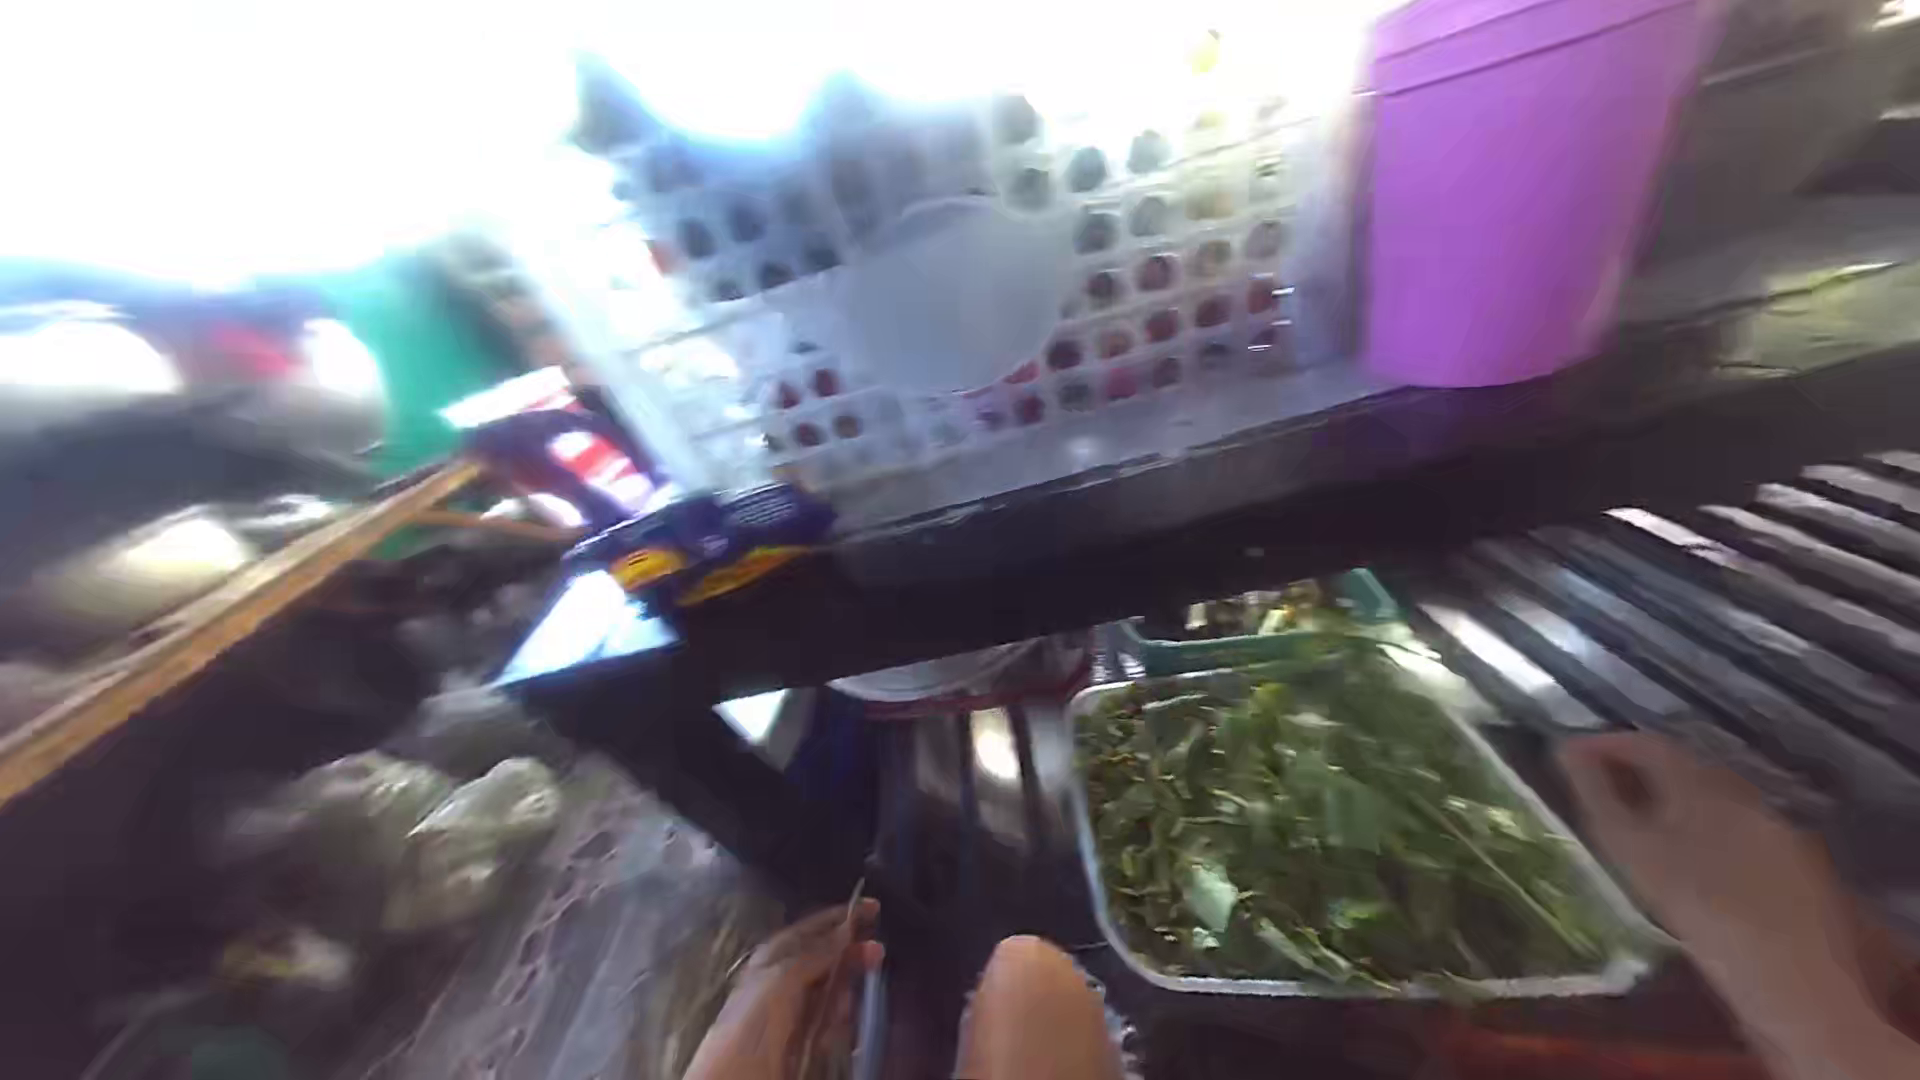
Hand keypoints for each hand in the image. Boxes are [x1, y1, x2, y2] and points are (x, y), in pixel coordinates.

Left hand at [686, 898, 882, 1079]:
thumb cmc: (751, 1031)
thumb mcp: (781, 982)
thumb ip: (816, 952)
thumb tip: (848, 926)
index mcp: (775, 957)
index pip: (815, 927)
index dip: (843, 916)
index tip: (874, 908)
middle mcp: (785, 979)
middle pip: (828, 956)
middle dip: (852, 953)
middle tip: (877, 955)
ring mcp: (795, 1013)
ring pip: (832, 990)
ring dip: (845, 992)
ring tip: (846, 1007)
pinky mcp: (803, 1044)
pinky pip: (830, 1023)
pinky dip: (839, 1023)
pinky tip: (838, 1031)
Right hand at [1556, 735, 1880, 1045]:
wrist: (1782, 970)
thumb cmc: (1685, 893)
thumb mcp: (1621, 837)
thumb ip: (1591, 787)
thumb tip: (1563, 746)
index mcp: (1699, 783)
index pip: (1646, 742)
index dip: (1603, 742)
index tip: (1568, 755)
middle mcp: (1742, 794)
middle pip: (1682, 764)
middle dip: (1635, 767)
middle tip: (1597, 783)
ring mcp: (1775, 828)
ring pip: (1709, 794)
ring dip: (1667, 794)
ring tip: (1633, 815)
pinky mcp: (1793, 860)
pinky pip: (1734, 820)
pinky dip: (1698, 818)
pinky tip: (1681, 846)